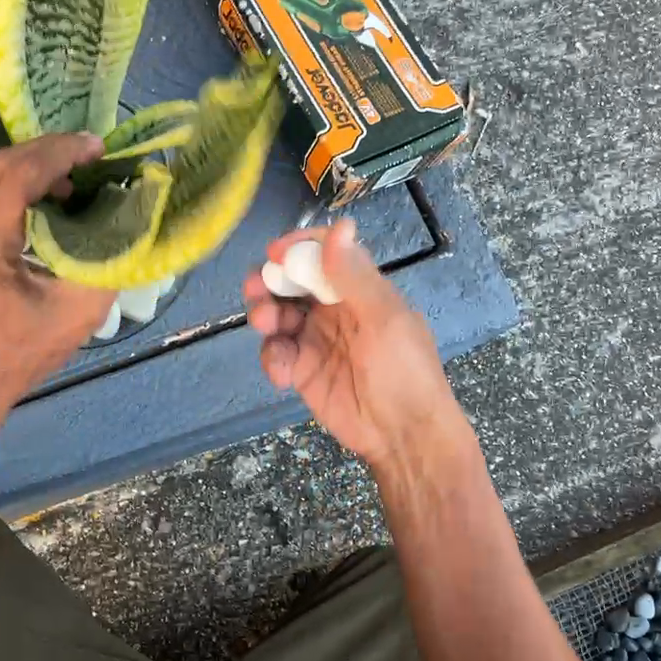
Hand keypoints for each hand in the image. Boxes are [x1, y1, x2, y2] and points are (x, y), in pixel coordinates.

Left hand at [0, 134, 118, 426]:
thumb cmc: (19, 357)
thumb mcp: (75, 314)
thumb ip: (106, 261)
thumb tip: (130, 219)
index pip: (18, 175)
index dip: (60, 154)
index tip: (96, 148)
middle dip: (43, 152)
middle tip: (84, 155)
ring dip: (23, 168)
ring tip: (65, 178)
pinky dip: (4, 188)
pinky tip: (33, 200)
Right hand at [244, 220, 464, 465]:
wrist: (402, 435)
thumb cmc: (404, 371)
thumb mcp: (384, 318)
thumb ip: (354, 275)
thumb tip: (340, 225)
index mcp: (359, 289)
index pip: (324, 253)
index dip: (298, 247)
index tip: (276, 253)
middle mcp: (333, 309)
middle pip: (291, 281)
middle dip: (269, 281)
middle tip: (256, 289)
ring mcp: (314, 339)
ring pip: (277, 314)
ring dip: (264, 315)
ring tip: (267, 327)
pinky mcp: (300, 369)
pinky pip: (275, 353)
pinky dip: (272, 358)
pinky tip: (284, 374)